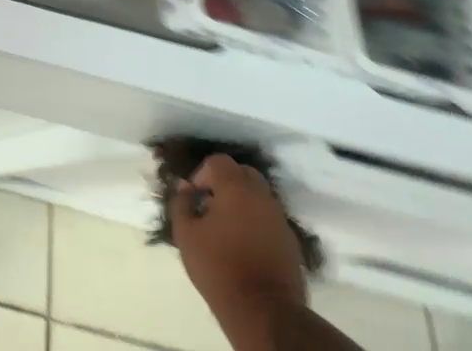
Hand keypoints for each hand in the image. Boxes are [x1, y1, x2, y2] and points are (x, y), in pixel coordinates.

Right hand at [169, 153, 306, 318]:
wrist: (264, 310)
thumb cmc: (218, 266)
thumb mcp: (186, 233)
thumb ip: (181, 203)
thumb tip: (184, 186)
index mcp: (237, 190)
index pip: (219, 162)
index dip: (202, 173)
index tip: (194, 197)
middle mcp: (263, 198)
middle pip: (244, 173)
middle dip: (223, 181)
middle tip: (208, 204)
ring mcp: (280, 219)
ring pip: (259, 194)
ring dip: (240, 200)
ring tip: (223, 225)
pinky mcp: (290, 241)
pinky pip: (268, 216)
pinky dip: (254, 218)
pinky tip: (241, 242)